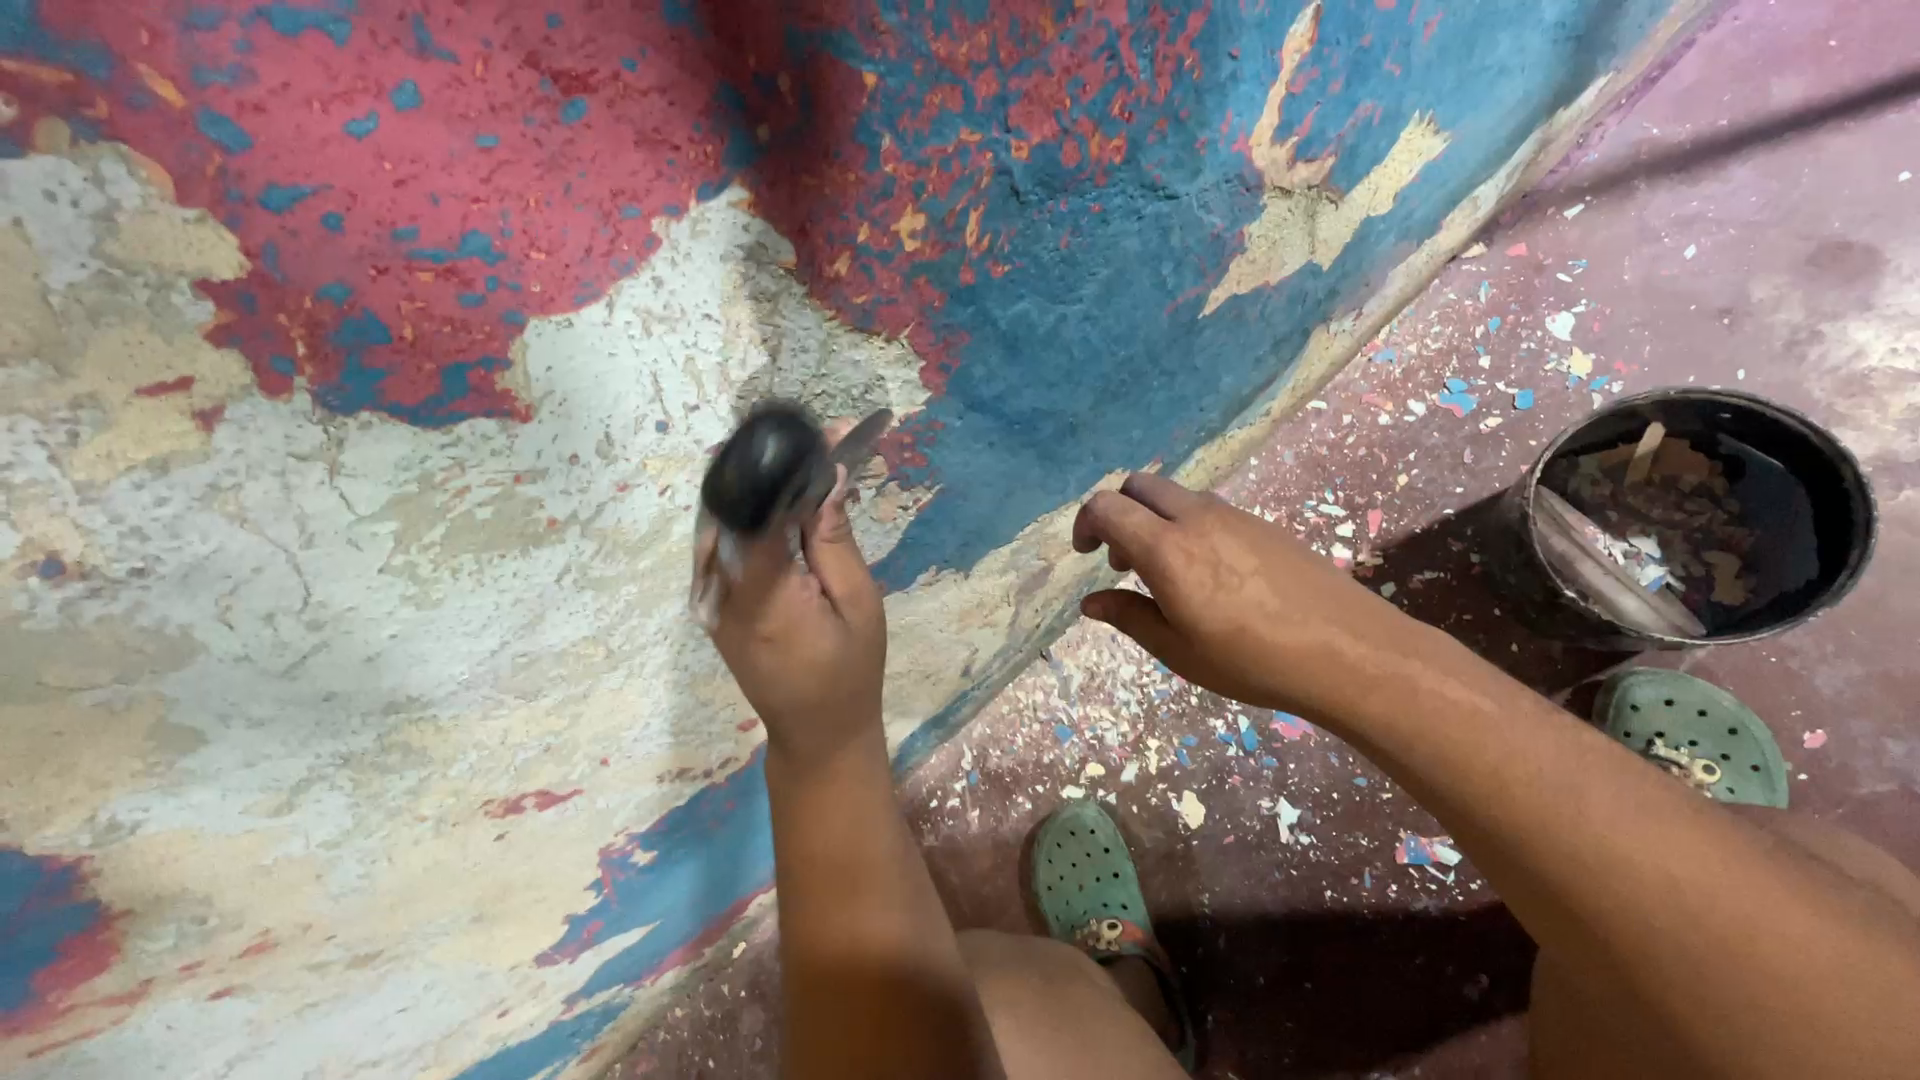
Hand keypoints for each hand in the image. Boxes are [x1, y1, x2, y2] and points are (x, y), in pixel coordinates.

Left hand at [707, 467, 886, 767]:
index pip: (763, 504)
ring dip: (757, 486)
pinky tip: (778, 502)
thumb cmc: (850, 672)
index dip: (795, 464)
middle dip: (774, 467)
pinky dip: (746, 514)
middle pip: (733, 504)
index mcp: (761, 591)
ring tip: (803, 465)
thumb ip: (835, 539)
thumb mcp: (858, 604)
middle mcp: (720, 588)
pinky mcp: (710, 603)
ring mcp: (707, 597)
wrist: (816, 731)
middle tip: (822, 445)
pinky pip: (719, 543)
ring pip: (720, 518)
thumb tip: (829, 476)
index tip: (831, 435)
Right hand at [1072, 472, 1419, 719]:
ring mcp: (1233, 515)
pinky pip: (1208, 508)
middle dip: (1118, 512)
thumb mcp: (1178, 650)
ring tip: (1165, 572)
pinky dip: (1186, 524)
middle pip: (1139, 485)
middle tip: (1122, 561)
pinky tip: (1208, 573)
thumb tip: (1090, 603)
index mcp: (1166, 549)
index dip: (1085, 523)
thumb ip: (1129, 617)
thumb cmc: (1250, 660)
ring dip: (1153, 518)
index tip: (1086, 555)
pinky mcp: (1262, 524)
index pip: (1107, 507)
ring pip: (1176, 494)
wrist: (1345, 650)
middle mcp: (1196, 518)